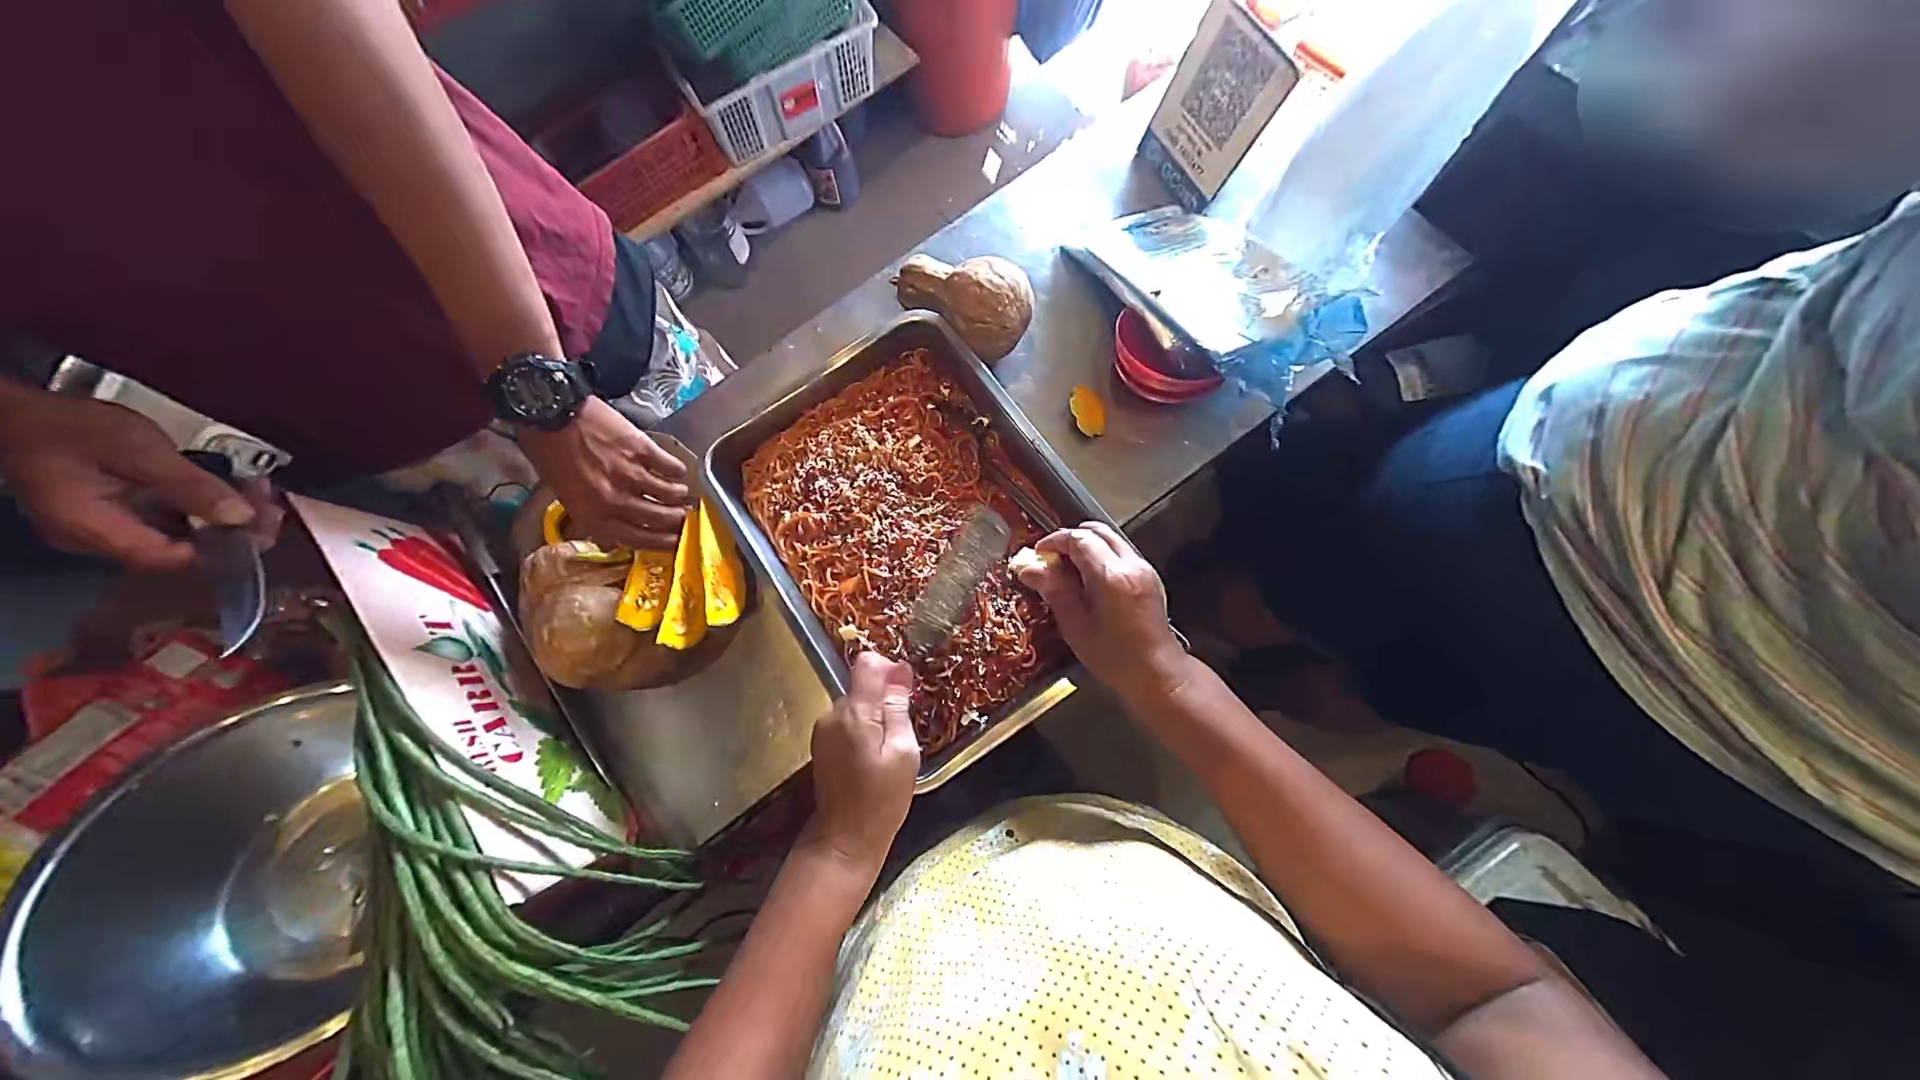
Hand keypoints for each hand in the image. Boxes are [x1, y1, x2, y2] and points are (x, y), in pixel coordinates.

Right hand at [0, 387, 256, 571]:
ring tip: (260, 492)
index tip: (259, 528)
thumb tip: (240, 517)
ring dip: (227, 515)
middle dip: (234, 529)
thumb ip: (190, 486)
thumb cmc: (69, 428)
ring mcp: (109, 526)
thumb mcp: (138, 451)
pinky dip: (206, 505)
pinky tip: (235, 487)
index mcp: (91, 528)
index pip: (167, 558)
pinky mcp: (120, 512)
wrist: (17, 412)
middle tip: (270, 507)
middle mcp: (98, 537)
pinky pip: (172, 518)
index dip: (220, 550)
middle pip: (181, 548)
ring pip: (184, 533)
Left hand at [517, 398, 691, 549]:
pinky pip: (672, 468)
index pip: (640, 540)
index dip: (664, 542)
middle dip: (678, 519)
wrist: (549, 412)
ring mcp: (630, 475)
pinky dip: (677, 470)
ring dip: (679, 493)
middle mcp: (614, 501)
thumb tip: (628, 523)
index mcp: (593, 516)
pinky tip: (674, 469)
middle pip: (662, 519)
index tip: (677, 540)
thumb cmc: (551, 453)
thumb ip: (598, 514)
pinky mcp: (642, 450)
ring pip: (672, 494)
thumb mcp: (568, 495)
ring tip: (678, 489)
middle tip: (685, 514)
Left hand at [806, 653, 920, 870]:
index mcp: (856, 714)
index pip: (868, 664)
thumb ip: (898, 708)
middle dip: (884, 698)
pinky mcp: (821, 741)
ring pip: (856, 703)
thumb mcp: (904, 753)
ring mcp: (824, 728)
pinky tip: (872, 756)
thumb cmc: (881, 800)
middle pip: (862, 684)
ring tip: (888, 749)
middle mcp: (834, 714)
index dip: (890, 669)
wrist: (844, 838)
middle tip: (902, 730)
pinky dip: (862, 729)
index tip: (905, 690)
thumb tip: (900, 671)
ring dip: (874, 716)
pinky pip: (847, 720)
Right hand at [1014, 521, 1189, 704]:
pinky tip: (1089, 582)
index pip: (1078, 539)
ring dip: (1087, 547)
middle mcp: (1131, 565)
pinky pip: (1120, 553)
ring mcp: (1143, 569)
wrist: (1157, 673)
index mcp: (1110, 576)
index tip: (1038, 554)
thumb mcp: (1075, 626)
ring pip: (1110, 539)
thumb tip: (1029, 568)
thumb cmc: (1114, 657)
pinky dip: (1101, 556)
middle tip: (1051, 559)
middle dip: (1070, 539)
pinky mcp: (1149, 577)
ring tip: (1068, 572)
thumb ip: (1054, 590)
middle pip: (1097, 531)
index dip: (1054, 541)